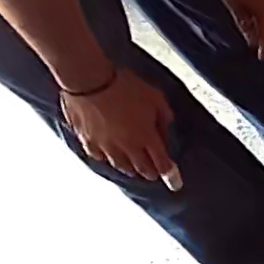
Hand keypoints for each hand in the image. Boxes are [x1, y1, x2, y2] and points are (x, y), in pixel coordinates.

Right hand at [60, 69, 179, 186]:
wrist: (89, 79)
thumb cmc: (124, 86)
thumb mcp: (155, 98)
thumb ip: (164, 118)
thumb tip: (165, 133)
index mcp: (147, 137)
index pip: (162, 164)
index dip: (170, 175)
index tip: (175, 184)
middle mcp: (128, 147)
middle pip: (143, 170)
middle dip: (151, 173)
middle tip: (154, 172)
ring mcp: (106, 146)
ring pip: (122, 167)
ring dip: (131, 168)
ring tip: (134, 166)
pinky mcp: (87, 141)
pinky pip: (100, 158)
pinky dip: (108, 159)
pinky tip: (109, 155)